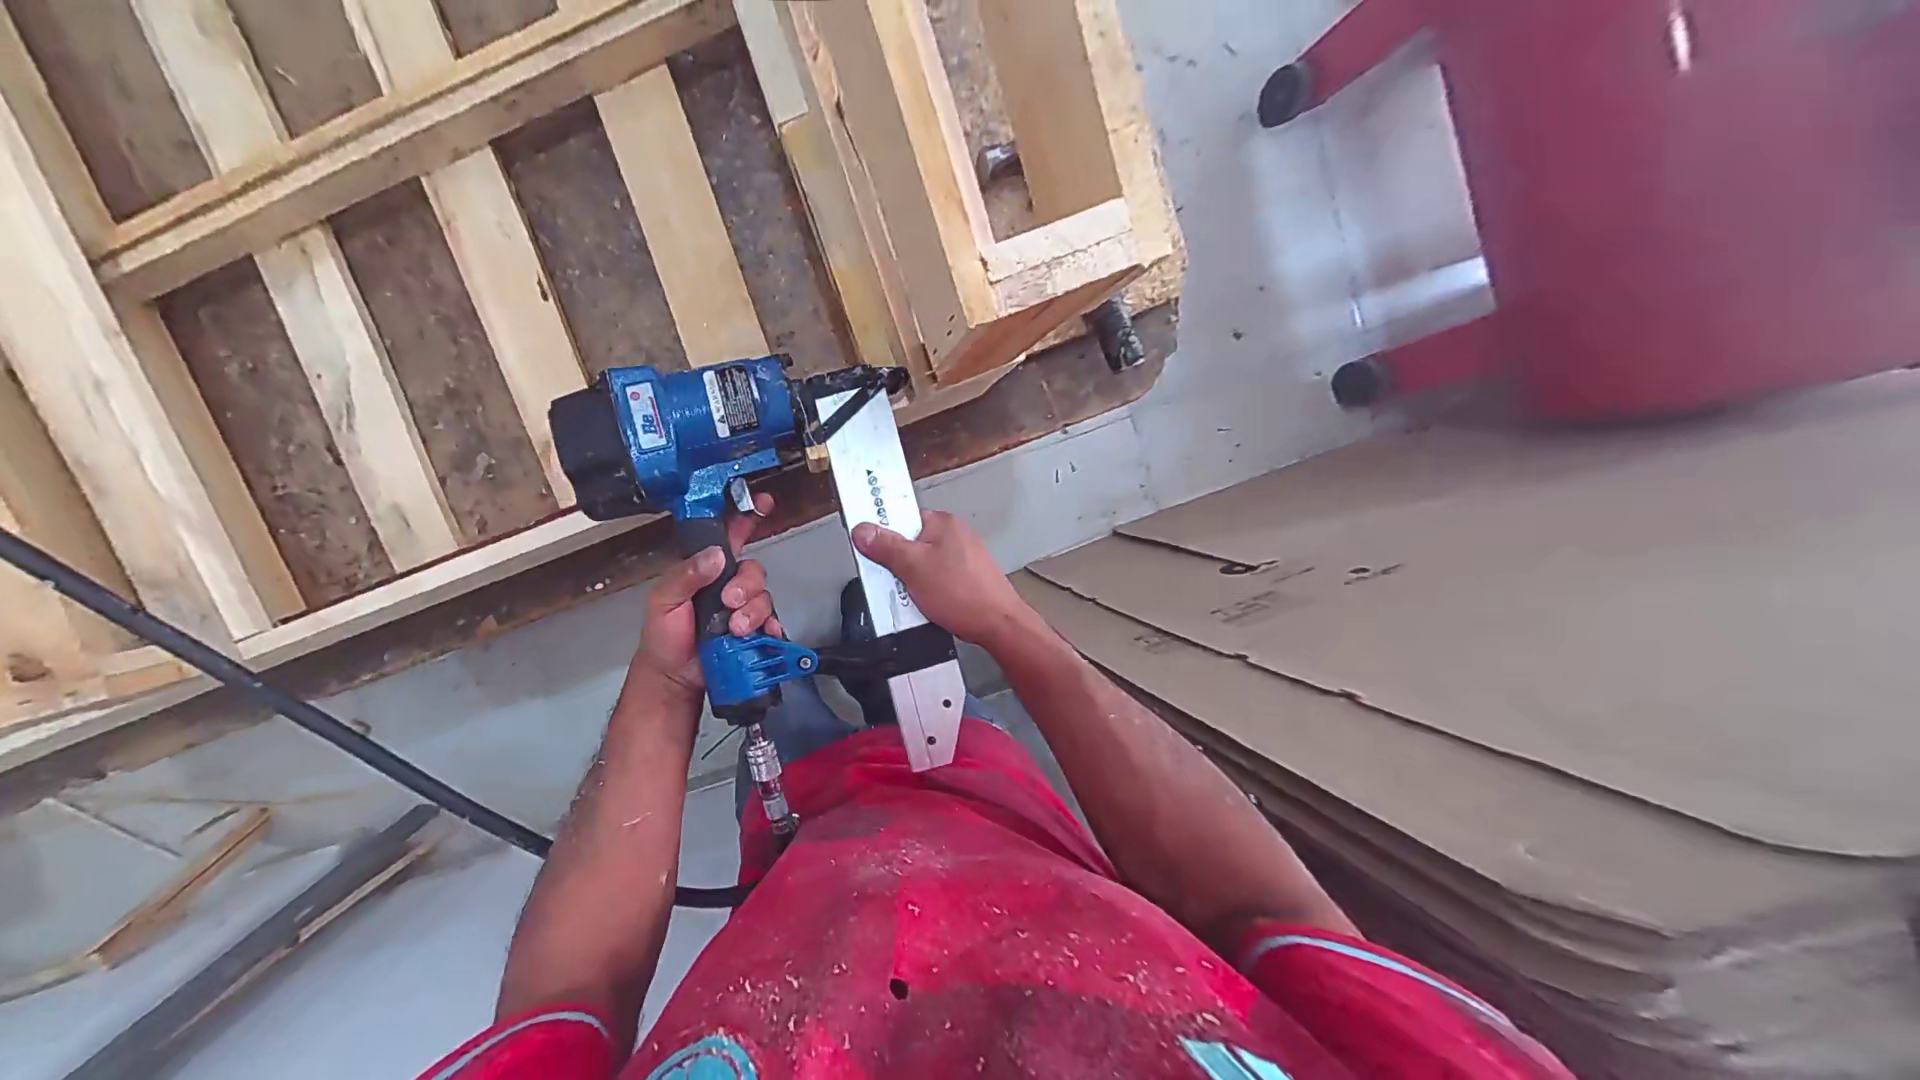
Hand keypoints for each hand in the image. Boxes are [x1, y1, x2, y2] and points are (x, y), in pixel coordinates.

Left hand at [630, 493, 782, 696]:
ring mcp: (743, 609)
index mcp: (705, 571)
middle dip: (746, 585)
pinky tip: (760, 634)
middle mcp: (728, 586)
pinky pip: (773, 622)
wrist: (675, 679)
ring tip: (735, 628)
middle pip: (754, 570)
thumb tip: (715, 556)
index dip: (745, 517)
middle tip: (730, 601)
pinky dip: (769, 627)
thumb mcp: (664, 600)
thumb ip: (687, 575)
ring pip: (764, 597)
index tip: (761, 503)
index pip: (728, 536)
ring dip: (752, 611)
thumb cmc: (663, 639)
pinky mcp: (755, 631)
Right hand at [850, 511, 1035, 648]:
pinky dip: (924, 590)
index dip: (881, 530)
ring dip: (909, 579)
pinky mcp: (962, 576)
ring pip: (919, 563)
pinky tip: (926, 602)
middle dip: (896, 562)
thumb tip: (864, 531)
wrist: (997, 624)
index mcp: (942, 523)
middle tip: (893, 577)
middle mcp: (953, 535)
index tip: (866, 540)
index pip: (900, 516)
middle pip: (908, 542)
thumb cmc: (967, 595)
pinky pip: (932, 578)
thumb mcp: (913, 567)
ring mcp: (959, 556)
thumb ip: (885, 546)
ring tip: (913, 594)